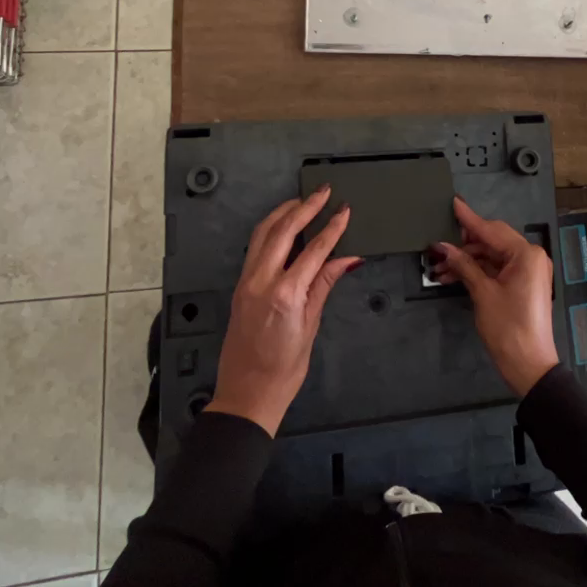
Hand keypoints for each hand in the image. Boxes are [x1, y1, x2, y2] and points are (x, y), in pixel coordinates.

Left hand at [206, 187, 359, 434]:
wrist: (246, 394)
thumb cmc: (282, 370)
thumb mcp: (311, 325)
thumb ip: (324, 284)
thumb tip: (347, 259)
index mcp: (284, 294)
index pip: (314, 249)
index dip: (332, 227)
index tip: (344, 211)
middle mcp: (261, 282)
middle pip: (284, 230)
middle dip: (305, 206)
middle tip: (323, 191)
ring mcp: (246, 282)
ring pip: (263, 233)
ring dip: (284, 212)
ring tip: (302, 201)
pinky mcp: (239, 287)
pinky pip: (254, 247)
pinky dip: (270, 229)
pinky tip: (283, 226)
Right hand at [432, 197, 560, 395]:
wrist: (529, 364)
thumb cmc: (508, 327)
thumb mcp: (483, 294)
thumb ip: (464, 266)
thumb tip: (443, 248)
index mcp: (526, 254)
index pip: (492, 230)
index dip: (469, 218)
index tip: (453, 203)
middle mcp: (530, 257)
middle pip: (492, 240)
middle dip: (464, 244)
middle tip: (439, 244)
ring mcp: (528, 271)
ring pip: (492, 256)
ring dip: (467, 260)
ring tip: (439, 268)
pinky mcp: (523, 284)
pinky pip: (497, 269)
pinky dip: (477, 271)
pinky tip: (453, 276)